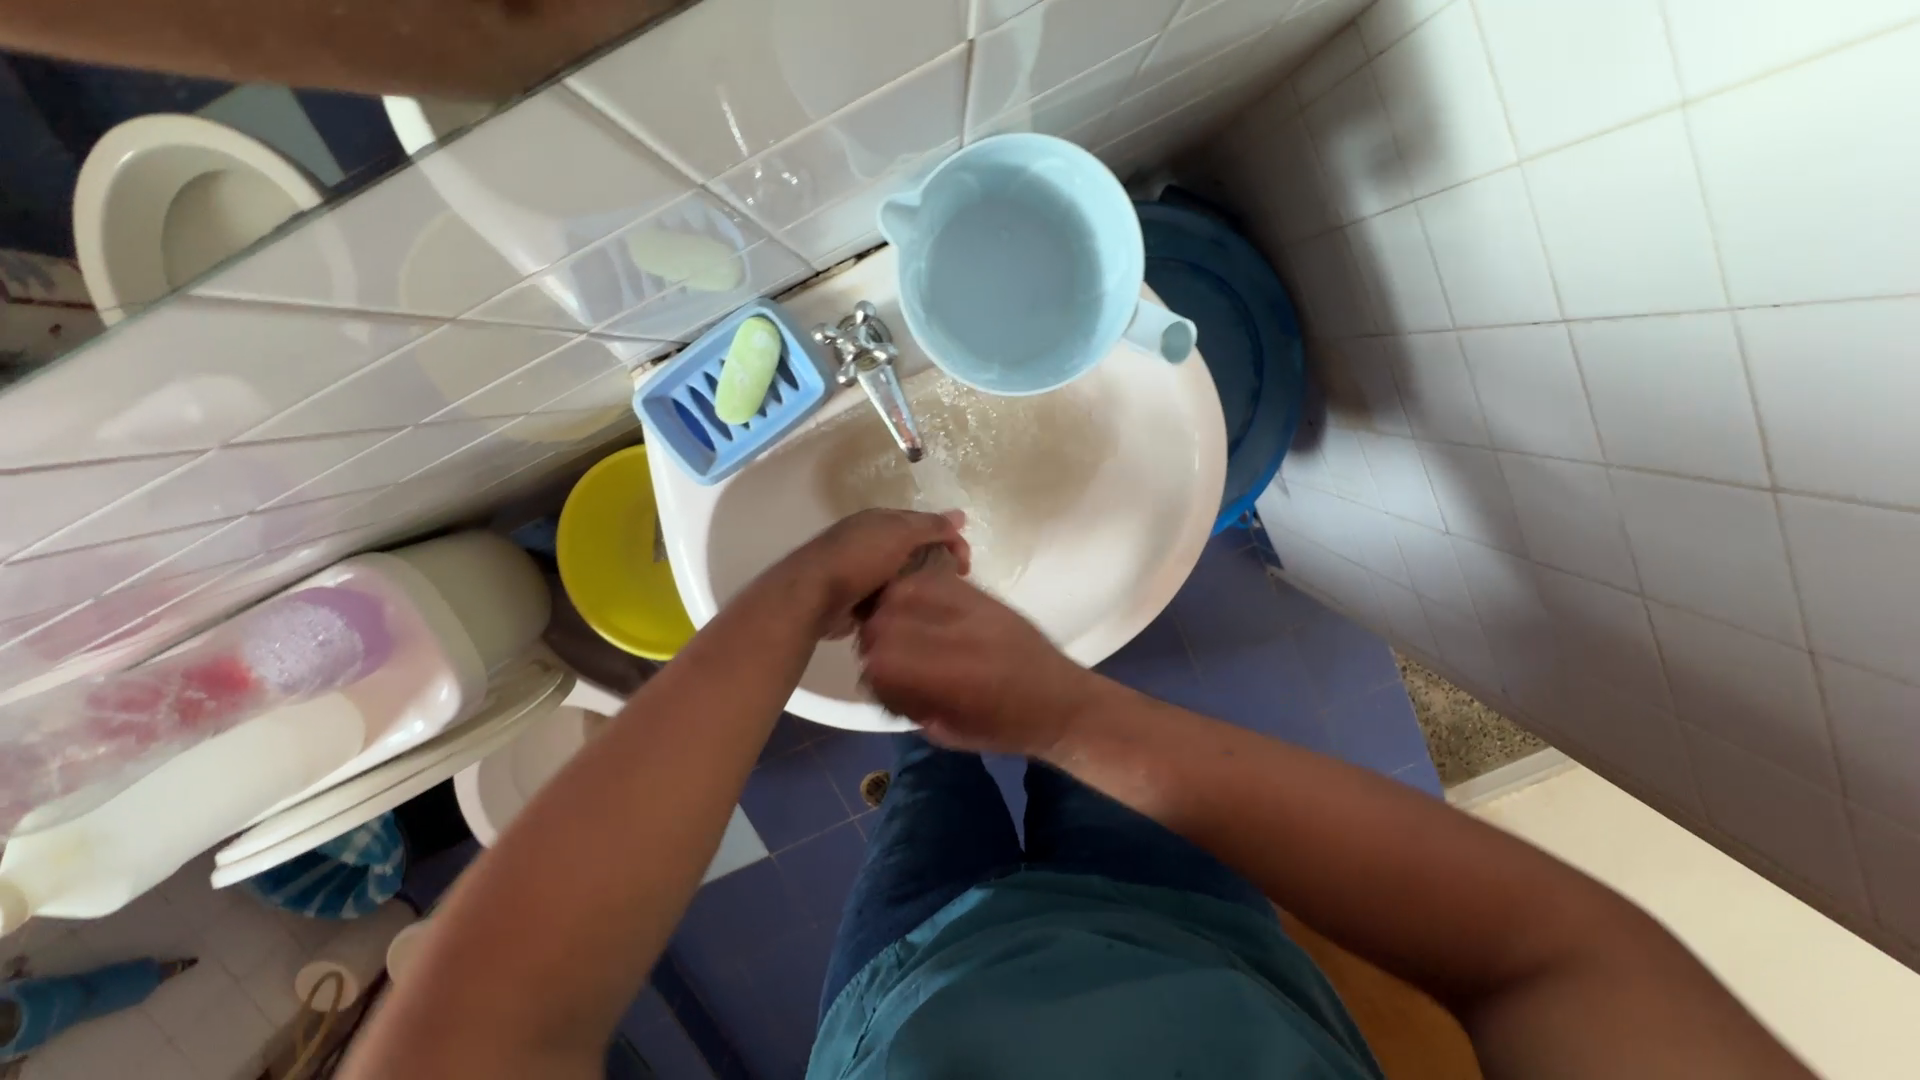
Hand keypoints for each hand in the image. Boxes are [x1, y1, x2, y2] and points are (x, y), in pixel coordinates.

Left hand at [753, 508, 970, 640]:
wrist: (811, 597)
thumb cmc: (858, 559)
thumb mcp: (899, 535)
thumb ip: (930, 526)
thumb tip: (961, 515)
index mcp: (881, 520)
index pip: (926, 525)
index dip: (950, 541)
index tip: (966, 567)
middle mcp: (871, 541)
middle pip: (914, 552)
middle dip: (935, 567)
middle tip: (953, 589)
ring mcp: (861, 571)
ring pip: (902, 579)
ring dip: (917, 590)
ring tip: (934, 607)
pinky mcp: (855, 598)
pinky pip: (887, 600)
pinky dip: (898, 606)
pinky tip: (910, 618)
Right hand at [856, 569, 1103, 757]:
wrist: (1061, 702)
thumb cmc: (1006, 729)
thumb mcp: (948, 731)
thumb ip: (908, 702)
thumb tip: (875, 679)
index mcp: (953, 677)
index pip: (883, 657)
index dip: (871, 671)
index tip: (878, 682)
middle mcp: (961, 634)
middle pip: (886, 618)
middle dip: (873, 638)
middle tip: (882, 655)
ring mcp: (973, 608)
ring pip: (906, 590)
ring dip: (890, 609)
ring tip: (899, 629)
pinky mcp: (983, 595)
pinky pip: (934, 579)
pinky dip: (916, 593)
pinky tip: (920, 613)